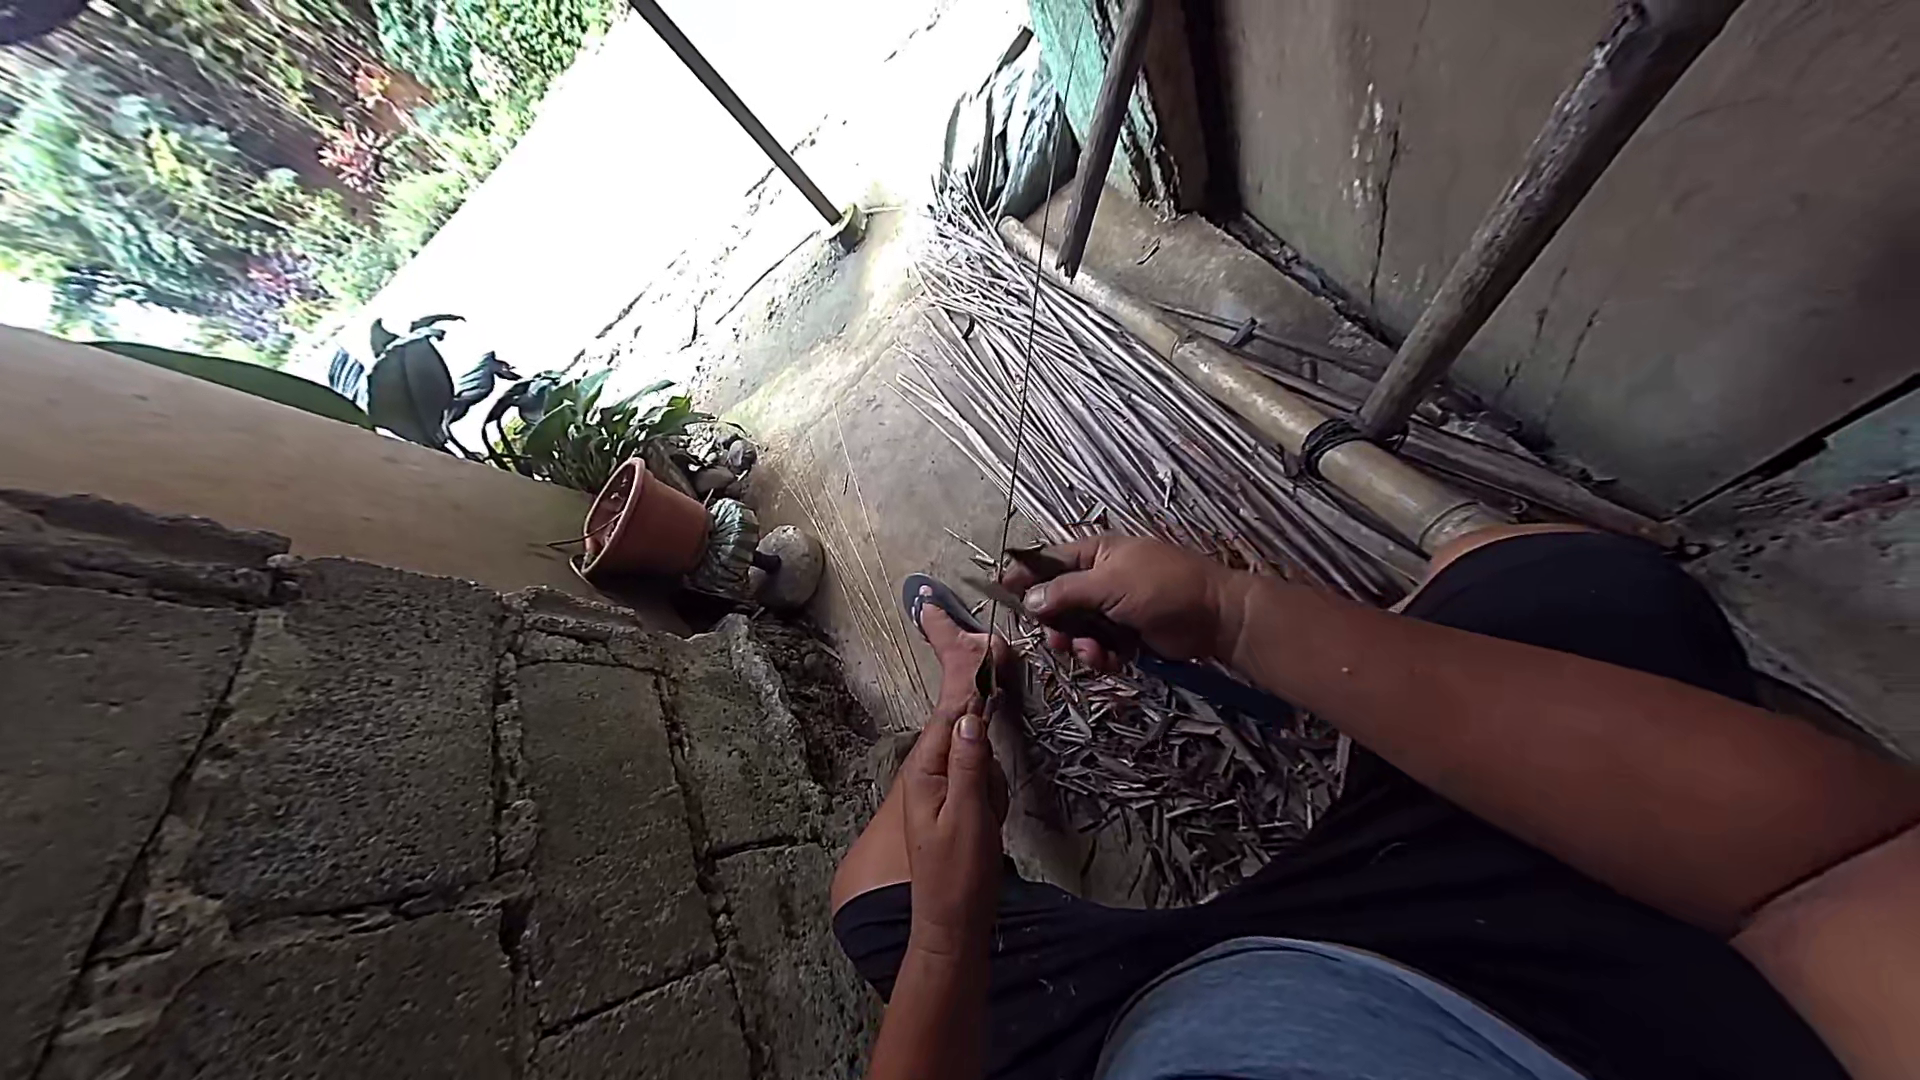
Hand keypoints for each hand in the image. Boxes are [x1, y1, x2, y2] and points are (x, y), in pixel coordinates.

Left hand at [902, 712, 1005, 957]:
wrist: (956, 924)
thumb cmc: (958, 875)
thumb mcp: (968, 814)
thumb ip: (969, 763)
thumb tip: (971, 717)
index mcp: (923, 772)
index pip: (947, 718)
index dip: (972, 697)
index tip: (995, 670)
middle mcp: (929, 775)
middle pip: (968, 739)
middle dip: (986, 762)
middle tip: (986, 799)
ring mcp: (943, 790)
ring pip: (980, 762)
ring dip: (991, 786)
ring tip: (986, 819)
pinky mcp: (957, 803)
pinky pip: (983, 784)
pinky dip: (992, 800)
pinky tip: (988, 824)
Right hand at [1002, 535, 1242, 669]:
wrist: (1216, 617)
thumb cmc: (1163, 587)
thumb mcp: (1110, 583)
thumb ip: (1067, 592)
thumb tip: (1031, 599)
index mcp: (1094, 554)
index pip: (1047, 561)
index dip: (1024, 576)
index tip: (1002, 591)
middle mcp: (1098, 578)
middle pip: (1058, 602)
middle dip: (1056, 623)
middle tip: (1059, 639)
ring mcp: (1111, 607)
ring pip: (1076, 628)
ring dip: (1080, 644)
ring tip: (1094, 653)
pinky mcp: (1124, 633)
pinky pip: (1097, 645)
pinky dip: (1101, 655)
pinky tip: (1112, 659)